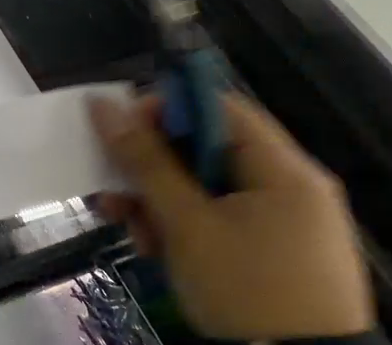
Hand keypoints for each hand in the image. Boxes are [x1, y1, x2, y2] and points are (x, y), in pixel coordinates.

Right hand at [89, 92, 374, 340]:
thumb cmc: (247, 289)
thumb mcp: (185, 223)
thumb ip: (143, 158)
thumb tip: (101, 102)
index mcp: (285, 172)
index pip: (215, 106)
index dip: (163, 108)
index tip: (123, 134)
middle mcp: (290, 187)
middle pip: (204, 147)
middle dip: (149, 165)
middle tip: (113, 188)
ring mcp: (285, 221)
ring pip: (204, 183)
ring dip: (156, 198)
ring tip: (127, 226)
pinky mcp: (275, 249)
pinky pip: (218, 214)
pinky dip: (181, 222)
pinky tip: (154, 246)